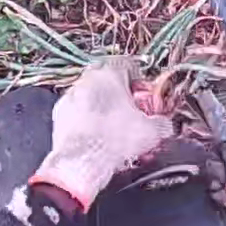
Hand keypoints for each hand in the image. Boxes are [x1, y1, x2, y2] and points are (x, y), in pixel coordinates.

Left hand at [30, 57, 173, 208]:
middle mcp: (87, 81)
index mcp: (109, 75)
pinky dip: (86, 120)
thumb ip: (162, 123)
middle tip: (129, 109)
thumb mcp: (151, 131)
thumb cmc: (115, 140)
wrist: (82, 161)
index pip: (126, 64)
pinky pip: (77, 111)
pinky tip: (96, 135)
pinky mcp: (59, 114)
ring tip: (113, 126)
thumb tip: (166, 125)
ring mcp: (70, 97)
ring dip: (101, 106)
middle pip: (106, 79)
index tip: (142, 93)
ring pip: (90, 95)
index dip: (137, 79)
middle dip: (118, 93)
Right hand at [218, 111, 225, 225]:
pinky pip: (223, 186)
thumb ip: (225, 137)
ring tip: (223, 192)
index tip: (211, 143)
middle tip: (220, 174)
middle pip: (221, 148)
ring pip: (219, 169)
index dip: (220, 132)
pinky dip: (222, 195)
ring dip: (217, 182)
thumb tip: (214, 110)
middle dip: (216, 163)